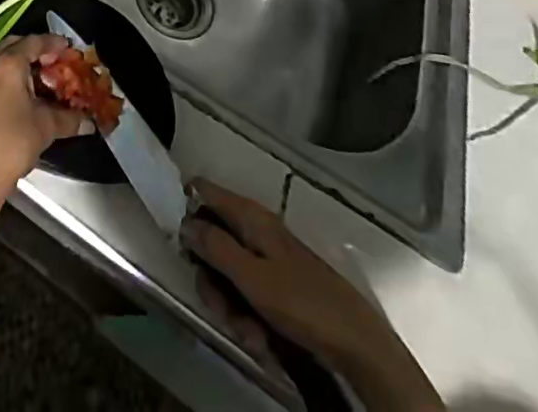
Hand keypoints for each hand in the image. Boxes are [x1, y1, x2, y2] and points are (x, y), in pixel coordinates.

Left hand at [0, 35, 87, 190]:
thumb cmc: (14, 140)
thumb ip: (70, 118)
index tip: (70, 47)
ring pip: (6, 60)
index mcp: (9, 65)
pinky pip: (1, 74)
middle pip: (16, 45)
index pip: (33, 42)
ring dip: (27, 62)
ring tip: (49, 74)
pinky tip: (34, 91)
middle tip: (57, 58)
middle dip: (37, 49)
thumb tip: (89, 120)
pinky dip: (17, 75)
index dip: (53, 43)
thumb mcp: (48, 125)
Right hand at [182, 178, 392, 366]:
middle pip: (211, 242)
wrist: (358, 346)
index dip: (186, 209)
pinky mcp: (279, 286)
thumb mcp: (251, 276)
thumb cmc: (303, 304)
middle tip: (220, 308)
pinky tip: (262, 341)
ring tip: (251, 336)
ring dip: (231, 308)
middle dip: (211, 281)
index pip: (205, 191)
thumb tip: (185, 222)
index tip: (180, 242)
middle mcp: (257, 231)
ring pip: (228, 275)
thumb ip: (214, 246)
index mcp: (251, 217)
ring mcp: (269, 259)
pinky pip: (248, 295)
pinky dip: (250, 318)